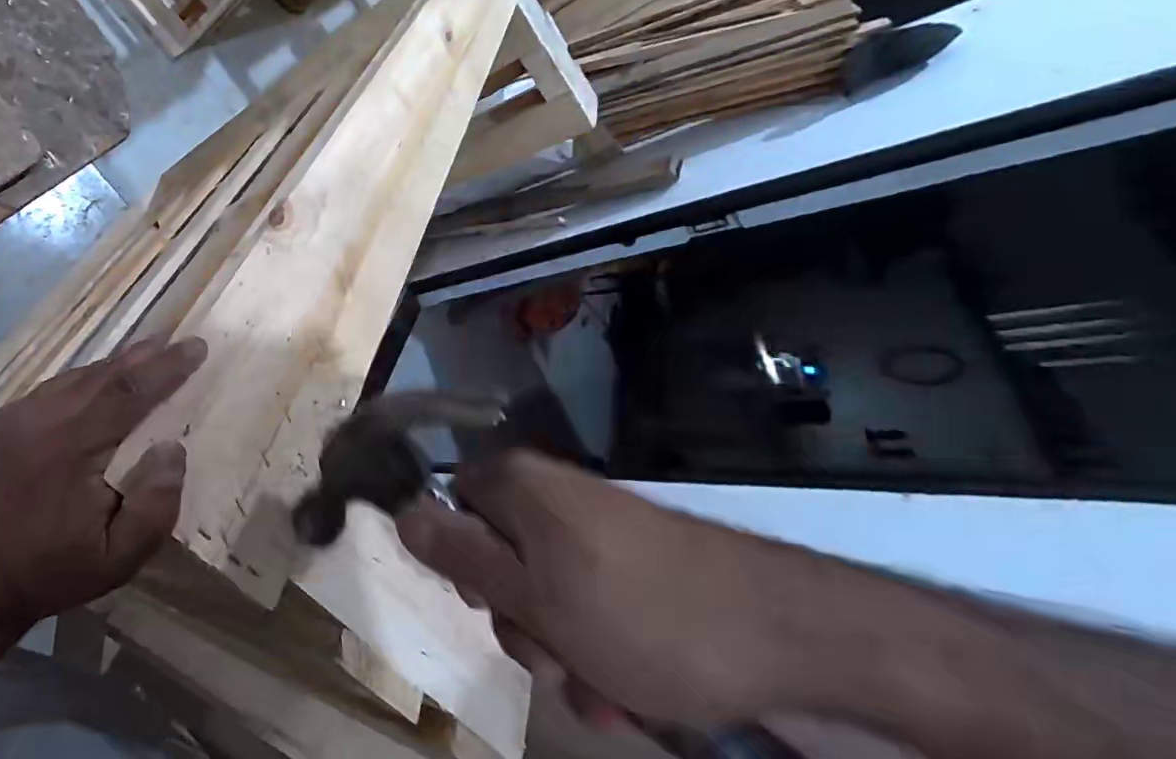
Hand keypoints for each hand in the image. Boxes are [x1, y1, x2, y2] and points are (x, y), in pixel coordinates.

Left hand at [0, 337, 206, 636]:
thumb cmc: (57, 570)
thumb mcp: (121, 558)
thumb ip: (156, 506)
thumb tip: (173, 447)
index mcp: (67, 448)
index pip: (127, 392)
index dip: (166, 368)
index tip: (199, 348)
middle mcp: (41, 419)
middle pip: (107, 373)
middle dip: (151, 355)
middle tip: (187, 341)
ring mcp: (21, 414)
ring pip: (86, 373)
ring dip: (126, 363)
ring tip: (160, 349)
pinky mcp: (11, 417)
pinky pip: (67, 382)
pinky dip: (100, 375)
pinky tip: (118, 375)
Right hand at [396, 451, 879, 731]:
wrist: (774, 631)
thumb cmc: (634, 614)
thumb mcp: (530, 594)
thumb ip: (461, 554)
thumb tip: (402, 512)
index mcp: (523, 486)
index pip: (453, 502)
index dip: (456, 556)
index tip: (481, 602)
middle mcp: (555, 496)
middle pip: (497, 555)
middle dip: (515, 618)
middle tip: (547, 654)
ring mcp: (595, 530)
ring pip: (542, 592)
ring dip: (556, 646)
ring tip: (596, 684)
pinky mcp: (629, 563)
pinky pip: (586, 604)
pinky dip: (593, 649)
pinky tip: (622, 690)